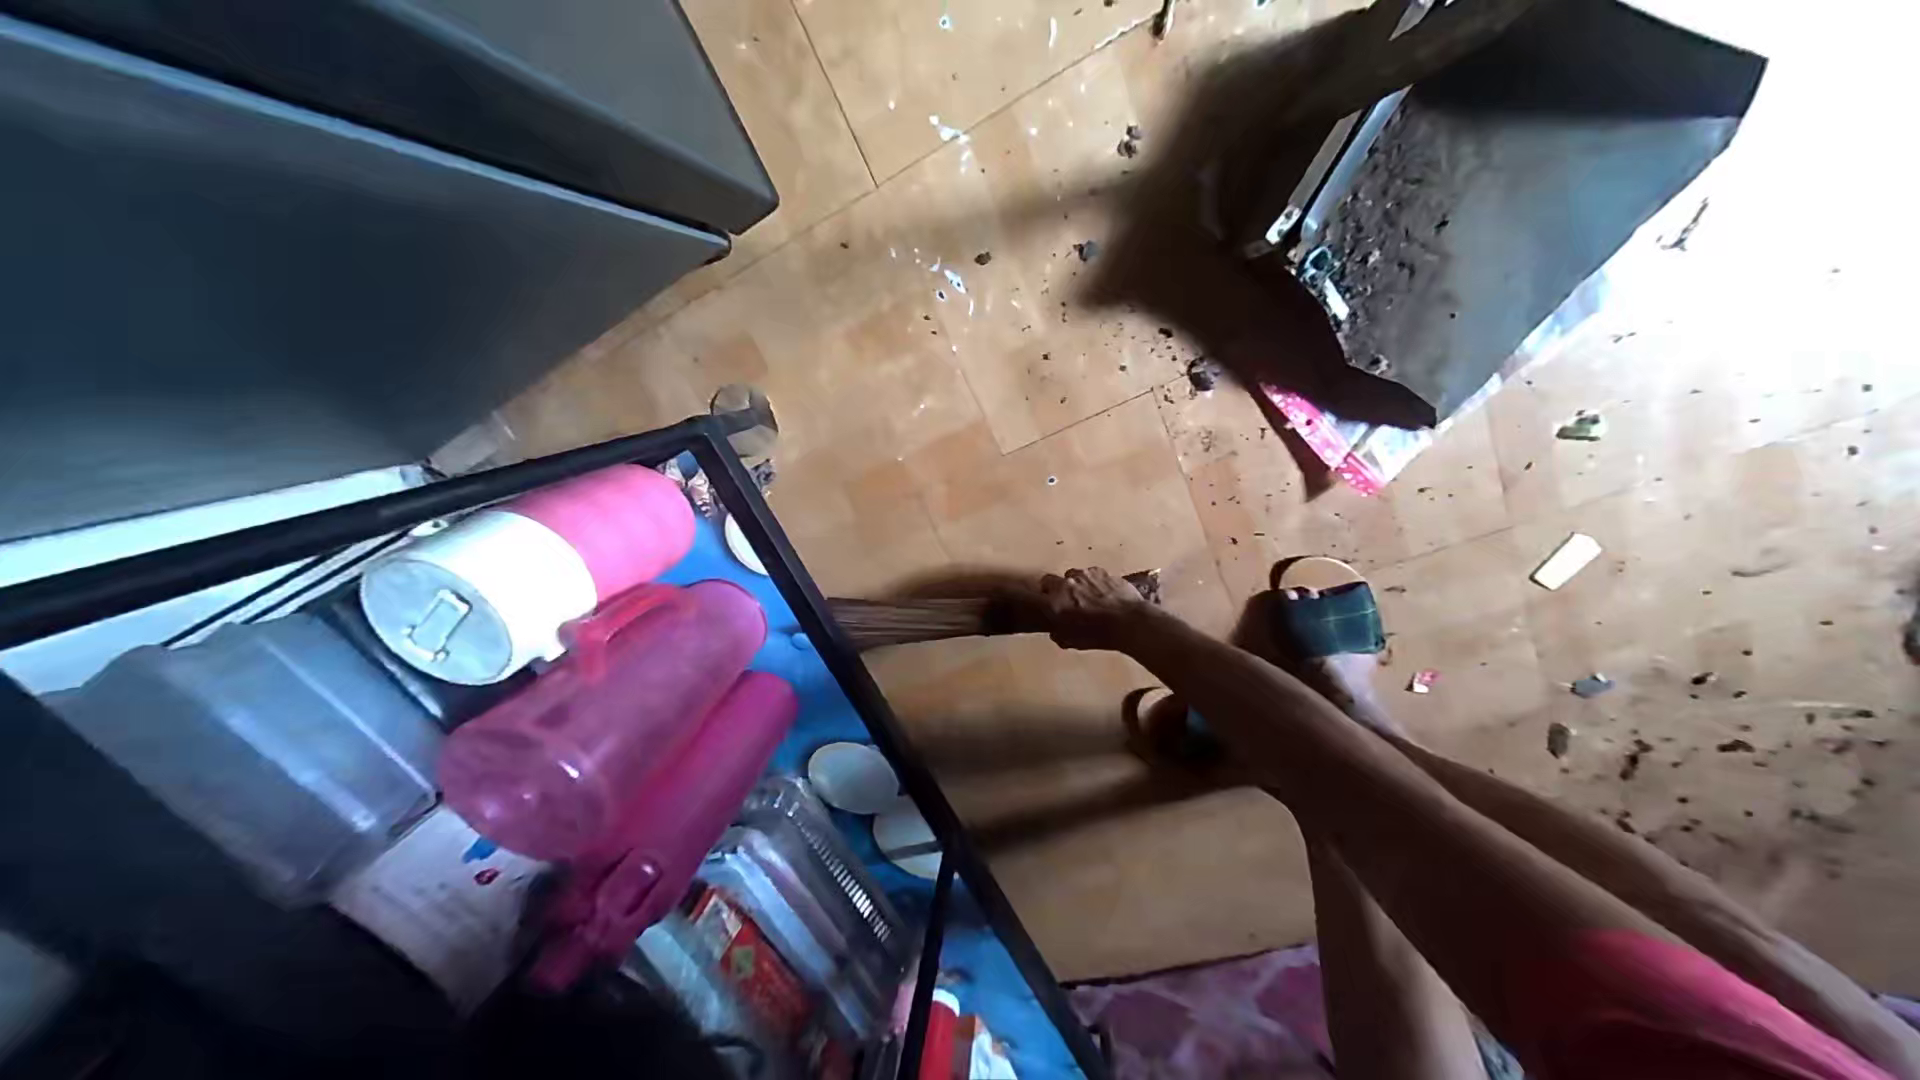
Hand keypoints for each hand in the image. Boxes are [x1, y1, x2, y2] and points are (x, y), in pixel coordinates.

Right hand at [1037, 567, 1163, 651]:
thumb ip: (1059, 634)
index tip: (1048, 605)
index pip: (1038, 593)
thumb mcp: (1074, 642)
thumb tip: (1055, 631)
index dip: (1043, 599)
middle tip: (1067, 602)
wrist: (1130, 622)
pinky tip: (1103, 594)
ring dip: (1075, 584)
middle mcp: (1066, 583)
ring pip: (1072, 576)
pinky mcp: (1102, 571)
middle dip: (1056, 589)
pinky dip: (1093, 582)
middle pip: (1052, 580)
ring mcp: (1085, 574)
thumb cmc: (1100, 635)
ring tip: (1088, 597)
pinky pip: (1091, 574)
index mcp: (1056, 601)